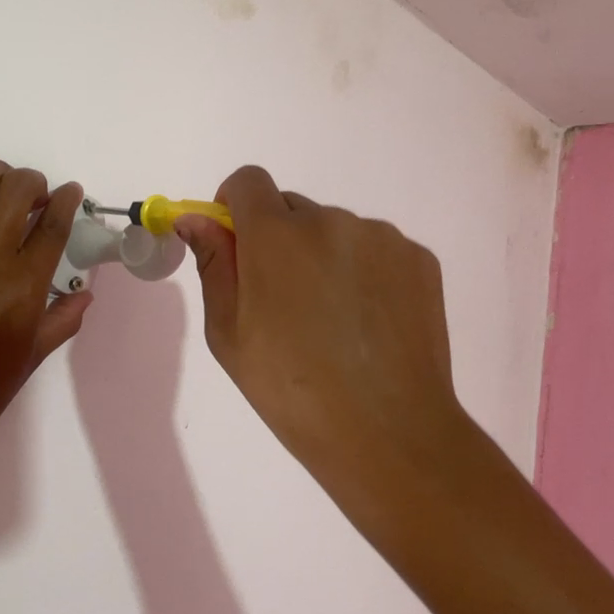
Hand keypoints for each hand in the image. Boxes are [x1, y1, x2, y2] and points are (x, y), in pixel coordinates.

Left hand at [0, 137, 90, 455]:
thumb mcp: (29, 360)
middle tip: (33, 191)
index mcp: (24, 289)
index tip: (70, 192)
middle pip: (17, 195)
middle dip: (32, 183)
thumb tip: (87, 292)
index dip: (66, 202)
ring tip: (1, 175)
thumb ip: (61, 321)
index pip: (53, 228)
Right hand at [174, 166, 464, 487]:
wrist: (387, 431)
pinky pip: (376, 250)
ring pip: (336, 231)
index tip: (234, 244)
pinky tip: (367, 324)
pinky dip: (364, 273)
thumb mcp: (228, 333)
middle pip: (291, 208)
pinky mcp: (419, 259)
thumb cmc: (289, 389)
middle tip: (282, 302)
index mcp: (276, 236)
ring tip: (332, 322)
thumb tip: (195, 220)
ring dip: (323, 257)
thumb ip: (213, 264)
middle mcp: (331, 221)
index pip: (247, 181)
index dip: (233, 205)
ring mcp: (382, 237)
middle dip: (278, 240)